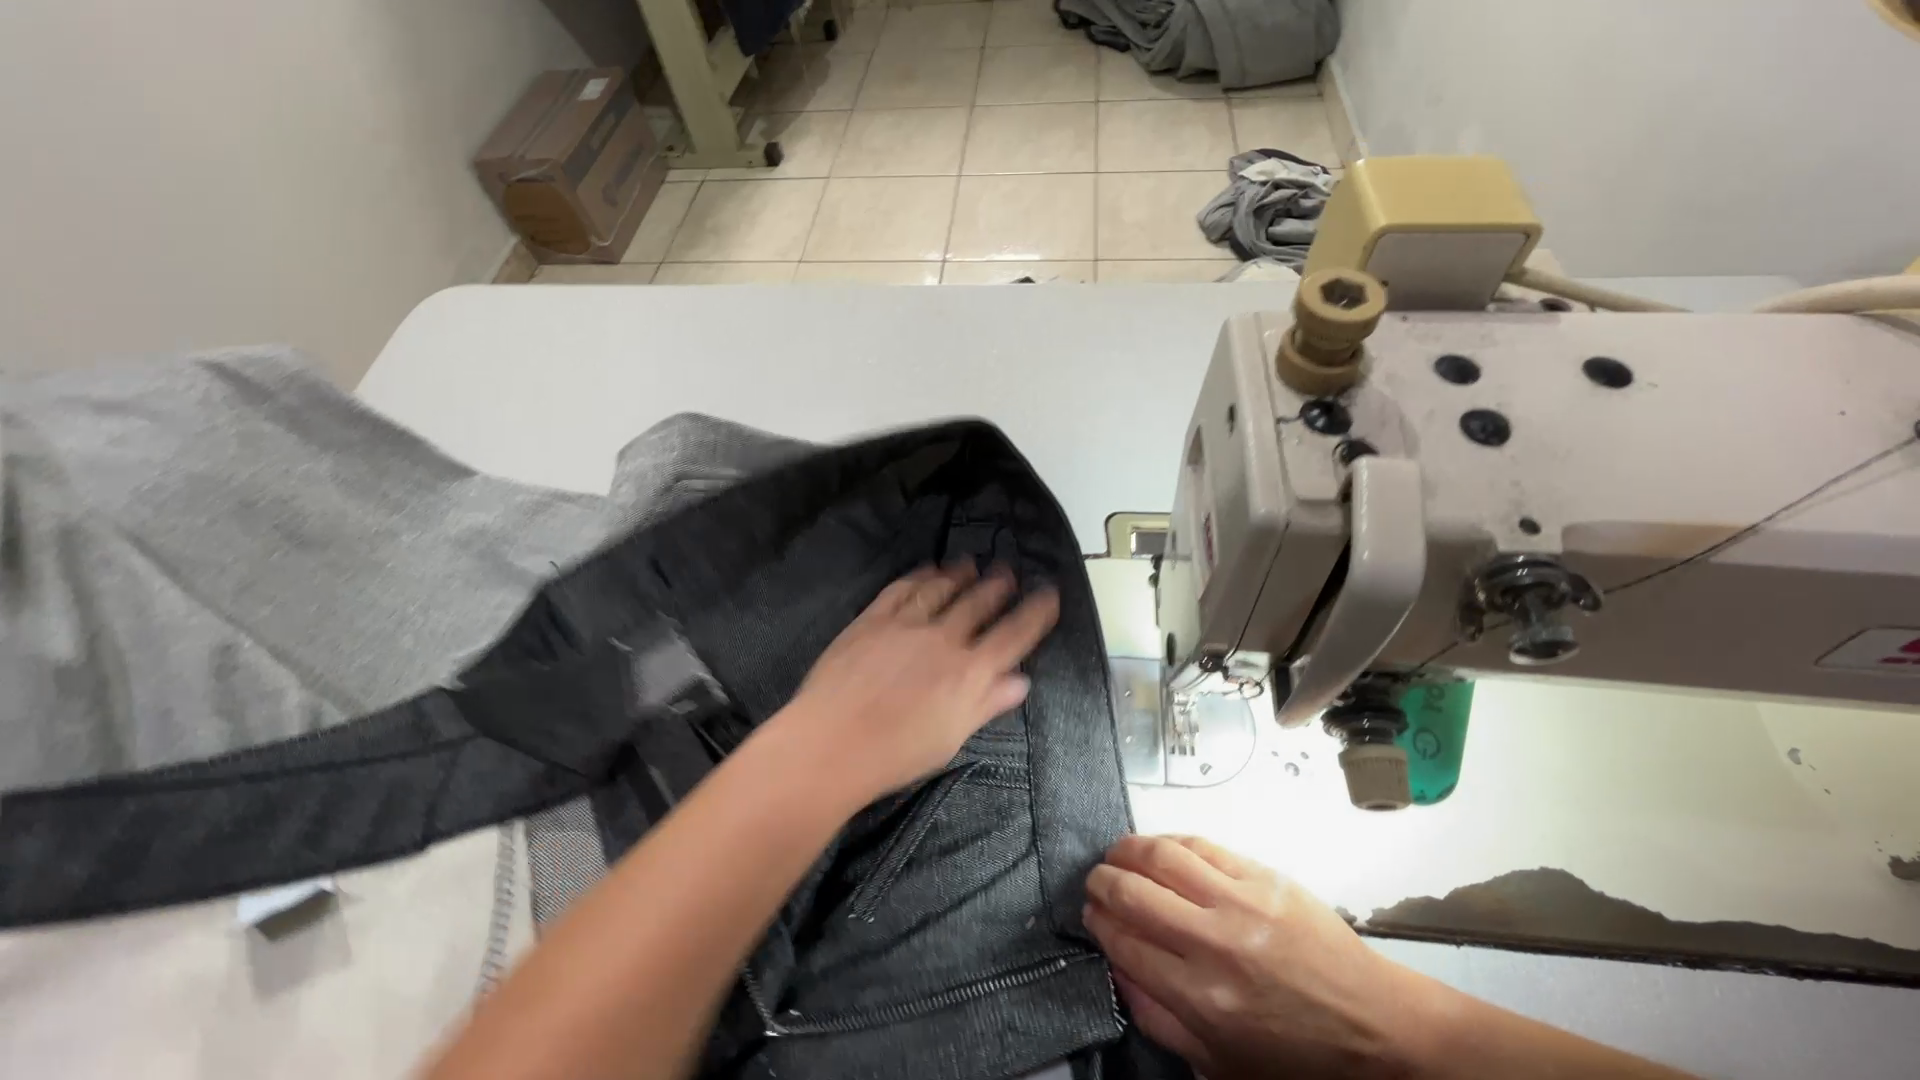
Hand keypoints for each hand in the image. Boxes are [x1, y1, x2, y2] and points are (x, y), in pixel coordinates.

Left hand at [777, 563, 1059, 799]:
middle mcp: (944, 640)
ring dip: (959, 574)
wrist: (832, 743)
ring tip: (970, 563)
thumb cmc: (896, 755)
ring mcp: (906, 625)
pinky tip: (926, 570)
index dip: (1035, 612)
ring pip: (941, 589)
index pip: (1014, 634)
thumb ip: (986, 704)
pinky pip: (901, 589)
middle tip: (1007, 570)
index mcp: (969, 672)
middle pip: (979, 603)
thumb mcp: (951, 738)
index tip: (1049, 593)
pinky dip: (918, 576)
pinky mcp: (872, 619)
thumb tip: (1020, 680)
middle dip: (997, 585)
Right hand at [1084, 835, 1436, 1079]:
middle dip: (1101, 882)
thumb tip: (1117, 967)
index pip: (1123, 942)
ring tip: (1116, 855)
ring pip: (1161, 856)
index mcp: (1200, 998)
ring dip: (1127, 850)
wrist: (1374, 1025)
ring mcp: (1240, 903)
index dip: (1097, 922)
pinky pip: (1202, 845)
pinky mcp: (1264, 877)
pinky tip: (1158, 848)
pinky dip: (1169, 841)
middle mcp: (1213, 943)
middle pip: (1132, 892)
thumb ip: (1157, 1018)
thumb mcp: (1218, 1063)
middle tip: (1095, 883)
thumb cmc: (1298, 1054)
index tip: (1089, 915)